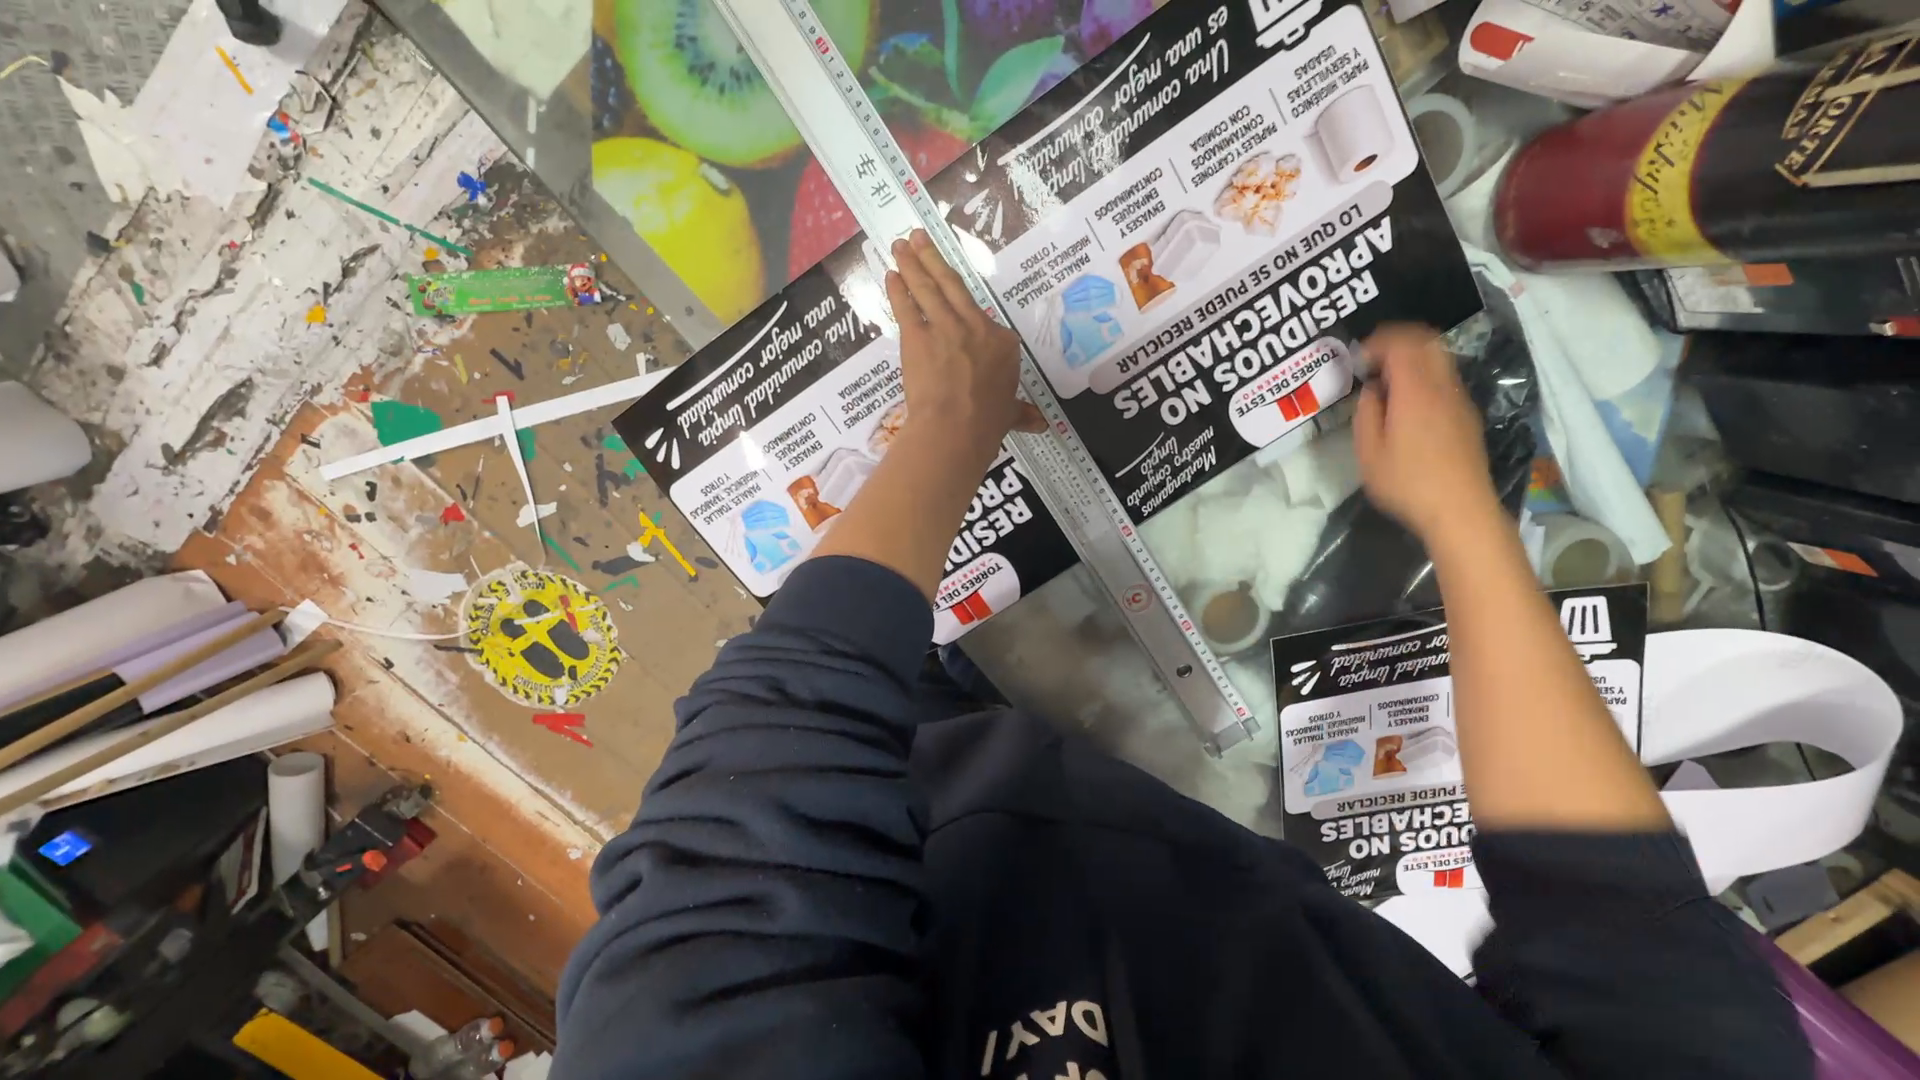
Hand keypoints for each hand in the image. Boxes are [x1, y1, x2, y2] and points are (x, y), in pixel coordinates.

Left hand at [885, 231, 1044, 460]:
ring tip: (901, 245)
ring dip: (913, 263)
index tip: (957, 297)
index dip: (968, 310)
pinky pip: (906, 307)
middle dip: (933, 258)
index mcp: (1003, 343)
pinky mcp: (917, 337)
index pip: (986, 320)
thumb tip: (1038, 424)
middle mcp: (975, 327)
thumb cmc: (987, 422)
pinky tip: (891, 274)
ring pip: (928, 288)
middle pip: (953, 285)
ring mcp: (946, 328)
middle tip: (919, 237)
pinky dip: (897, 289)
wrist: (956, 426)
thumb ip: (1021, 412)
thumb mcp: (1010, 413)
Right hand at [1352, 324, 1499, 543]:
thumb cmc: (1407, 483)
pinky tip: (1409, 404)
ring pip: (1439, 358)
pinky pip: (1445, 379)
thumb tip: (1372, 391)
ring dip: (1412, 359)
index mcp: (1415, 391)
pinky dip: (1425, 376)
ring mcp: (1460, 400)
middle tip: (1372, 362)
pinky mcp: (1467, 416)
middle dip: (1397, 342)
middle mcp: (1442, 387)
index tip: (1357, 360)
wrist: (1460, 510)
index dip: (1377, 342)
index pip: (1401, 343)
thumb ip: (1366, 412)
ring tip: (1388, 382)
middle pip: (1426, 341)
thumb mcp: (1368, 453)